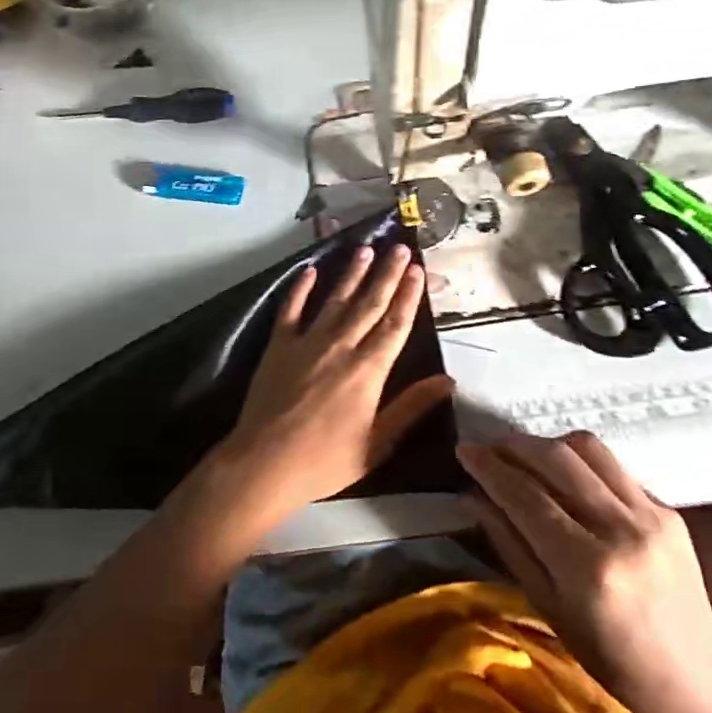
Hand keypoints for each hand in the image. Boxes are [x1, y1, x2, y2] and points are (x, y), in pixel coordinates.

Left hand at [222, 242, 452, 514]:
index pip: (395, 324)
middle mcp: (342, 346)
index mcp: (369, 370)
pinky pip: (291, 310)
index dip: (409, 296)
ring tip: (365, 250)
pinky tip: (310, 271)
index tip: (417, 271)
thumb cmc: (325, 460)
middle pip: (370, 303)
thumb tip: (448, 381)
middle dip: (387, 274)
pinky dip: (300, 289)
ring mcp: (307, 342)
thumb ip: (411, 408)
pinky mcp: (279, 346)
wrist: (263, 464)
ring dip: (352, 274)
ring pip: (336, 300)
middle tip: (399, 248)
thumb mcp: (377, 443)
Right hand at [459, 433, 711, 712]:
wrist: (696, 675)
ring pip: (589, 449)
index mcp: (588, 568)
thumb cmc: (612, 660)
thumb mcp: (550, 610)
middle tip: (489, 447)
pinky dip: (581, 463)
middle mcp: (620, 529)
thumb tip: (473, 497)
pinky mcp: (668, 507)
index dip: (491, 468)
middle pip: (557, 459)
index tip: (465, 450)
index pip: (527, 497)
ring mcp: (650, 513)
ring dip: (548, 443)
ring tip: (524, 454)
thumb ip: (510, 546)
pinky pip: (614, 467)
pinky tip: (567, 478)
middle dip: (515, 445)